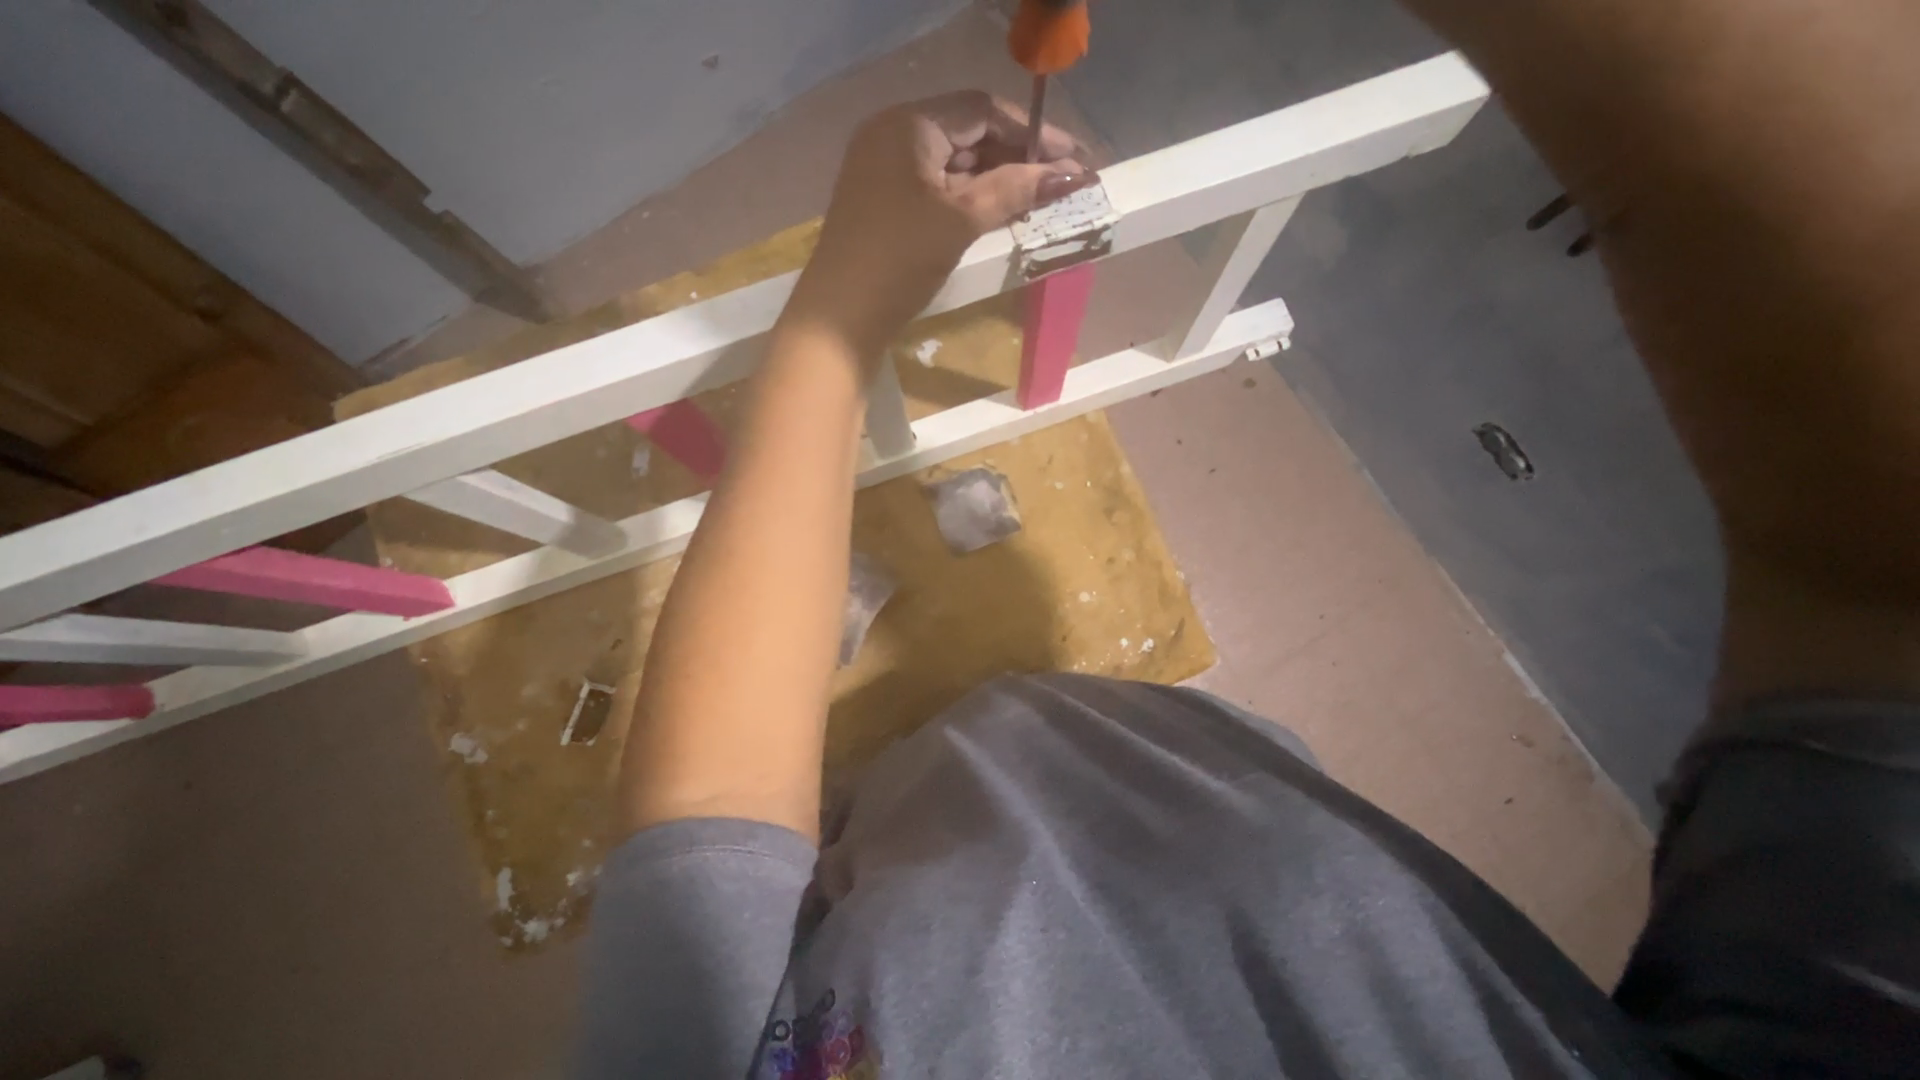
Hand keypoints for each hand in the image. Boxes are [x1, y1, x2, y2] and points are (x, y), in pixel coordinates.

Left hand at [784, 91, 1094, 357]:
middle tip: (1063, 182)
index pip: (981, 109)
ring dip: (997, 179)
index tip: (1073, 159)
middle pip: (968, 132)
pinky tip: (1002, 214)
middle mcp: (892, 135)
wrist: (840, 319)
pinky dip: (971, 198)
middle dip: (1017, 156)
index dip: (1032, 133)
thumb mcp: (961, 220)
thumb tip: (1070, 174)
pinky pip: (937, 187)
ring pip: (954, 163)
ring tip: (1041, 200)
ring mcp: (884, 169)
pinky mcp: (884, 202)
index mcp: (907, 124)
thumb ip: (1015, 190)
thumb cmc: (900, 259)